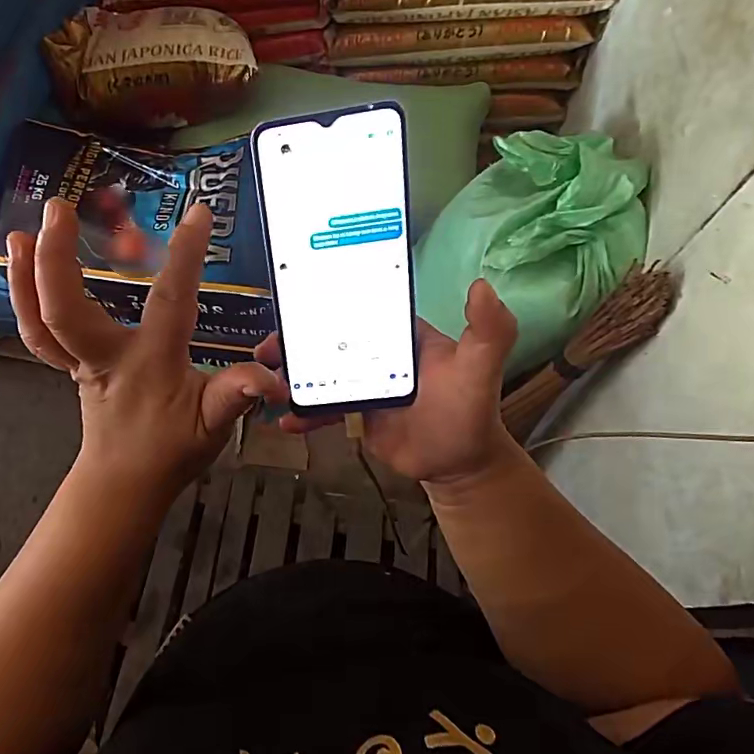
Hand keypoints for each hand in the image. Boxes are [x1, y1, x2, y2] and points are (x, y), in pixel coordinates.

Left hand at [8, 198, 287, 490]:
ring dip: (26, 275)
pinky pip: (38, 332)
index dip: (186, 257)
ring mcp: (82, 362)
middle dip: (57, 261)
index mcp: (151, 363)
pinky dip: (22, 298)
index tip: (199, 215)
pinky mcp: (70, 364)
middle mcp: (108, 358)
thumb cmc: (172, 449)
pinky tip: (20, 263)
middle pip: (68, 312)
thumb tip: (273, 380)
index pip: (169, 302)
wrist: (126, 480)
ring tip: (22, 231)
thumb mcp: (213, 425)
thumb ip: (237, 396)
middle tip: (60, 209)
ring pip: (42, 321)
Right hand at [261, 279, 521, 485]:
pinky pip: (323, 407)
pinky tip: (287, 421)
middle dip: (296, 337)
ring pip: (319, 370)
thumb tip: (482, 288)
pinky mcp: (354, 410)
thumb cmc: (469, 409)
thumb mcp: (480, 367)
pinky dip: (304, 413)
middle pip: (329, 337)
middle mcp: (377, 350)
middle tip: (268, 345)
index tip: (295, 300)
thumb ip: (489, 330)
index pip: (360, 307)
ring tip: (265, 379)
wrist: (457, 465)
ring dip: (291, 373)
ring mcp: (362, 380)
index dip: (327, 301)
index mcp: (400, 331)